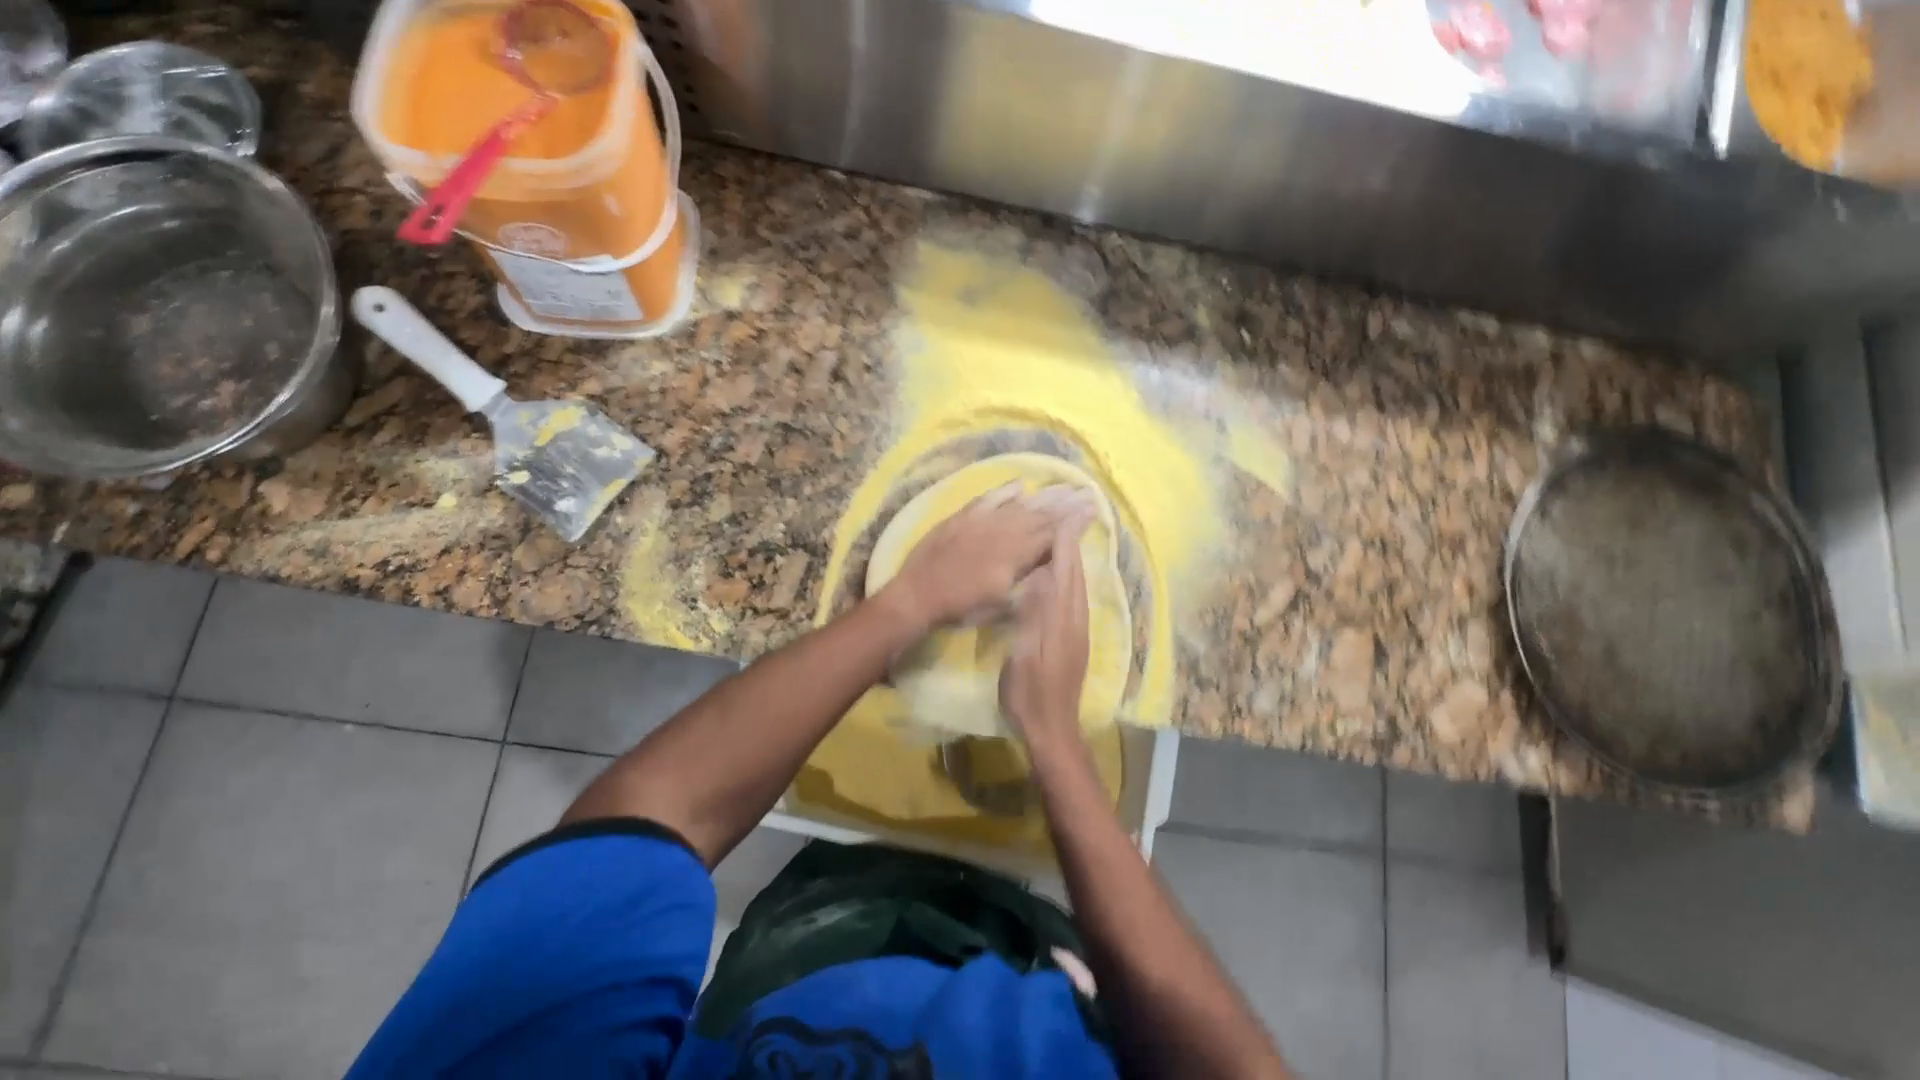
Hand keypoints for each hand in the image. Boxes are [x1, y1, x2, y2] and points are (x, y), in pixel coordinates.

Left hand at [880, 483, 1094, 632]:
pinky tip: (1021, 485)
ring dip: (1045, 495)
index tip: (1093, 510)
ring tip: (1065, 486)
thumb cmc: (961, 608)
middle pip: (1042, 515)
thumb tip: (1052, 565)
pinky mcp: (963, 517)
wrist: (918, 594)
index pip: (1053, 534)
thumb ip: (1028, 582)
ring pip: (1020, 504)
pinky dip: (1006, 491)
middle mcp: (1004, 532)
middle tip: (1088, 492)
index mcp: (1016, 555)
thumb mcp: (1001, 605)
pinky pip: (990, 498)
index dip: (1075, 522)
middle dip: (1067, 504)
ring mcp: (983, 521)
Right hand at [998, 519, 1092, 757]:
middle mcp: (1075, 620)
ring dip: (1072, 559)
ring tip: (1063, 537)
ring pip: (1078, 586)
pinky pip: (1075, 599)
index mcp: (1062, 621)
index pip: (1064, 572)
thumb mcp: (1024, 656)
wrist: (1051, 728)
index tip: (1059, 515)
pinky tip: (1060, 577)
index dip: (1062, 543)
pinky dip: (1070, 578)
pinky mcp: (1074, 641)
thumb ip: (1035, 617)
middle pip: (1075, 575)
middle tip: (1065, 516)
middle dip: (1072, 544)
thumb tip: (1041, 577)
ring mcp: (1078, 632)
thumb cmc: (1030, 694)